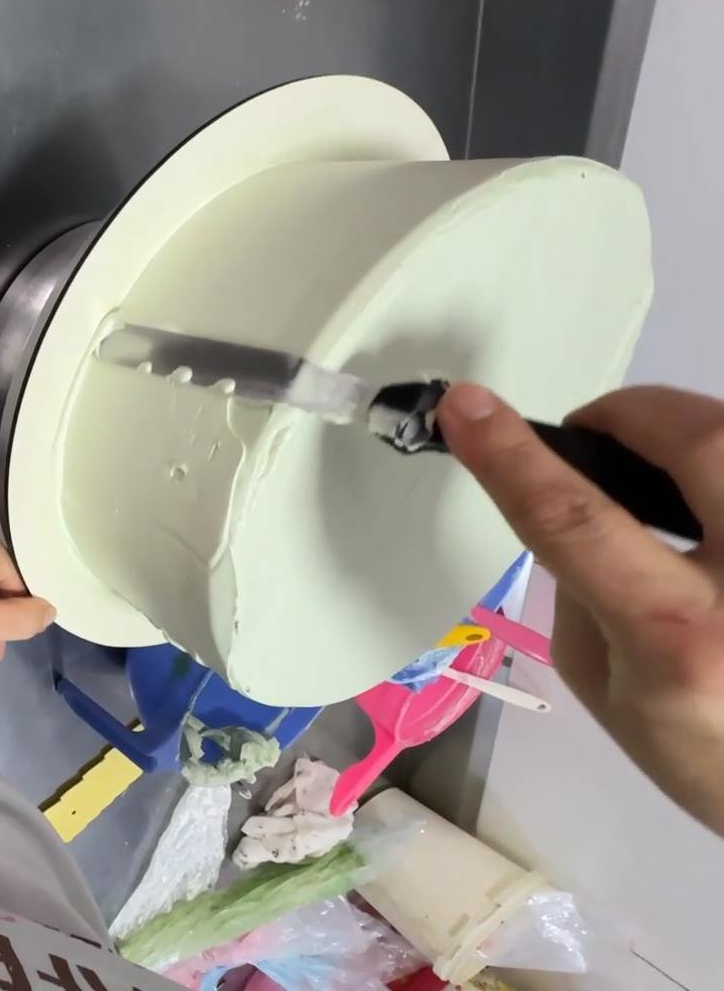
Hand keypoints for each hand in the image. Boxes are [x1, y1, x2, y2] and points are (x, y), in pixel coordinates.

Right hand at [441, 382, 723, 833]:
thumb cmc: (714, 755)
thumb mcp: (608, 685)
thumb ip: (588, 590)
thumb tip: (589, 520)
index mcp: (680, 639)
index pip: (573, 520)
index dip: (510, 454)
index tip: (463, 405)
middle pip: (708, 444)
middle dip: (634, 415)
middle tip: (596, 435)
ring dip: (697, 444)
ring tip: (670, 484)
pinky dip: (721, 478)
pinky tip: (712, 514)